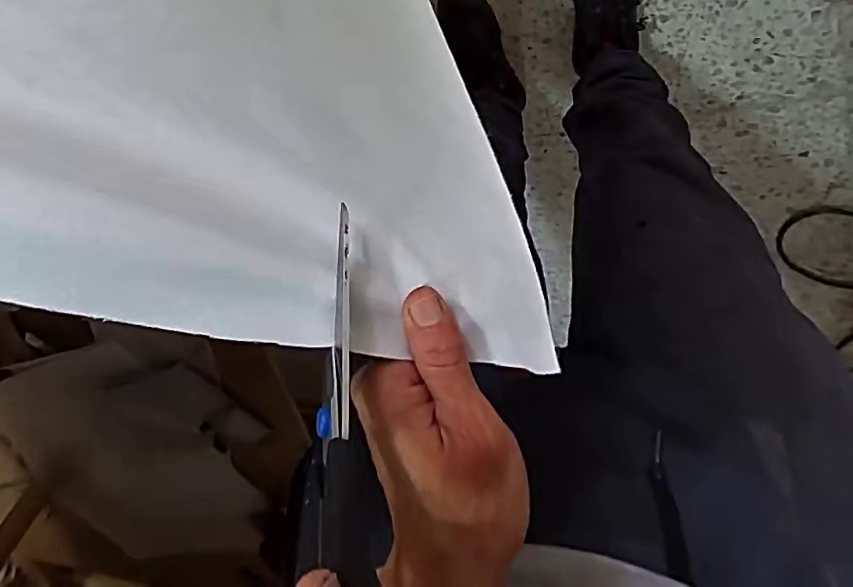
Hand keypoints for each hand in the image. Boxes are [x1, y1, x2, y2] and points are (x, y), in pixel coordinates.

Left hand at [352, 285, 528, 586]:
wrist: (458, 565)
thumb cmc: (470, 511)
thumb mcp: (472, 426)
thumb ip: (443, 360)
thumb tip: (421, 301)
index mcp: (383, 384)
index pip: (399, 315)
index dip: (433, 302)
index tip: (460, 292)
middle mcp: (372, 385)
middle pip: (406, 327)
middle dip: (445, 325)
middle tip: (479, 330)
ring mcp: (381, 396)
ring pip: (415, 345)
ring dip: (448, 346)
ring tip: (478, 352)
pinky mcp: (395, 406)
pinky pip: (417, 364)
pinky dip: (445, 364)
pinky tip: (467, 370)